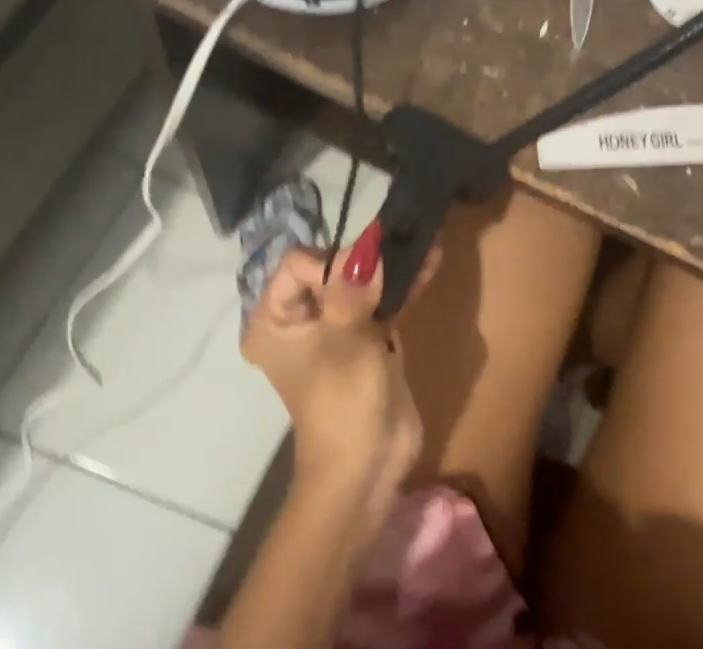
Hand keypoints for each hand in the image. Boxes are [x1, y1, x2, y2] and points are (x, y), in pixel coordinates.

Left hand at [242, 242, 440, 518]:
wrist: (367, 466)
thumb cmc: (343, 402)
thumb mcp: (346, 340)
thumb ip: (354, 288)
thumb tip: (369, 243)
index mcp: (273, 321)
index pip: (298, 265)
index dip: (332, 262)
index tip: (364, 277)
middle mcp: (299, 319)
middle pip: (329, 268)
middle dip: (364, 255)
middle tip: (400, 243)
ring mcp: (335, 330)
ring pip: (359, 283)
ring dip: (388, 265)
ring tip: (423, 237)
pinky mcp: (367, 341)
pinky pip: (380, 302)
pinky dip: (401, 285)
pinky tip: (429, 258)